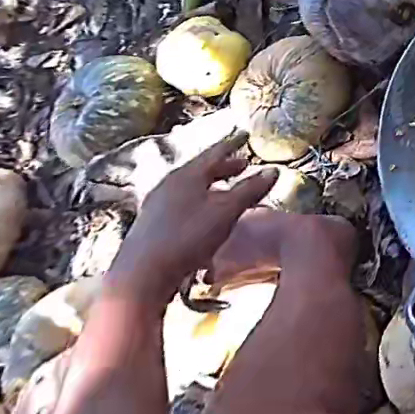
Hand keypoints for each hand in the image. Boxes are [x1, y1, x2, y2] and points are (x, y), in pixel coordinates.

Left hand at [106, 137, 278, 302]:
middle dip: (224, 167)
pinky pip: (181, 202)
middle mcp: (169, 184)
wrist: (140, 278)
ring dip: (211, 186)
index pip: (215, 152)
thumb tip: (274, 169)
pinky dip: (199, 200)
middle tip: (243, 165)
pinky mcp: (151, 224)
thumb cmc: (188, 237)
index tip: (245, 135)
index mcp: (187, 175)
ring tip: (227, 190)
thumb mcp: (227, 211)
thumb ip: (251, 189)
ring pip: (191, 187)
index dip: (233, 143)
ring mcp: (157, 205)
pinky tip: (206, 214)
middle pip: (201, 169)